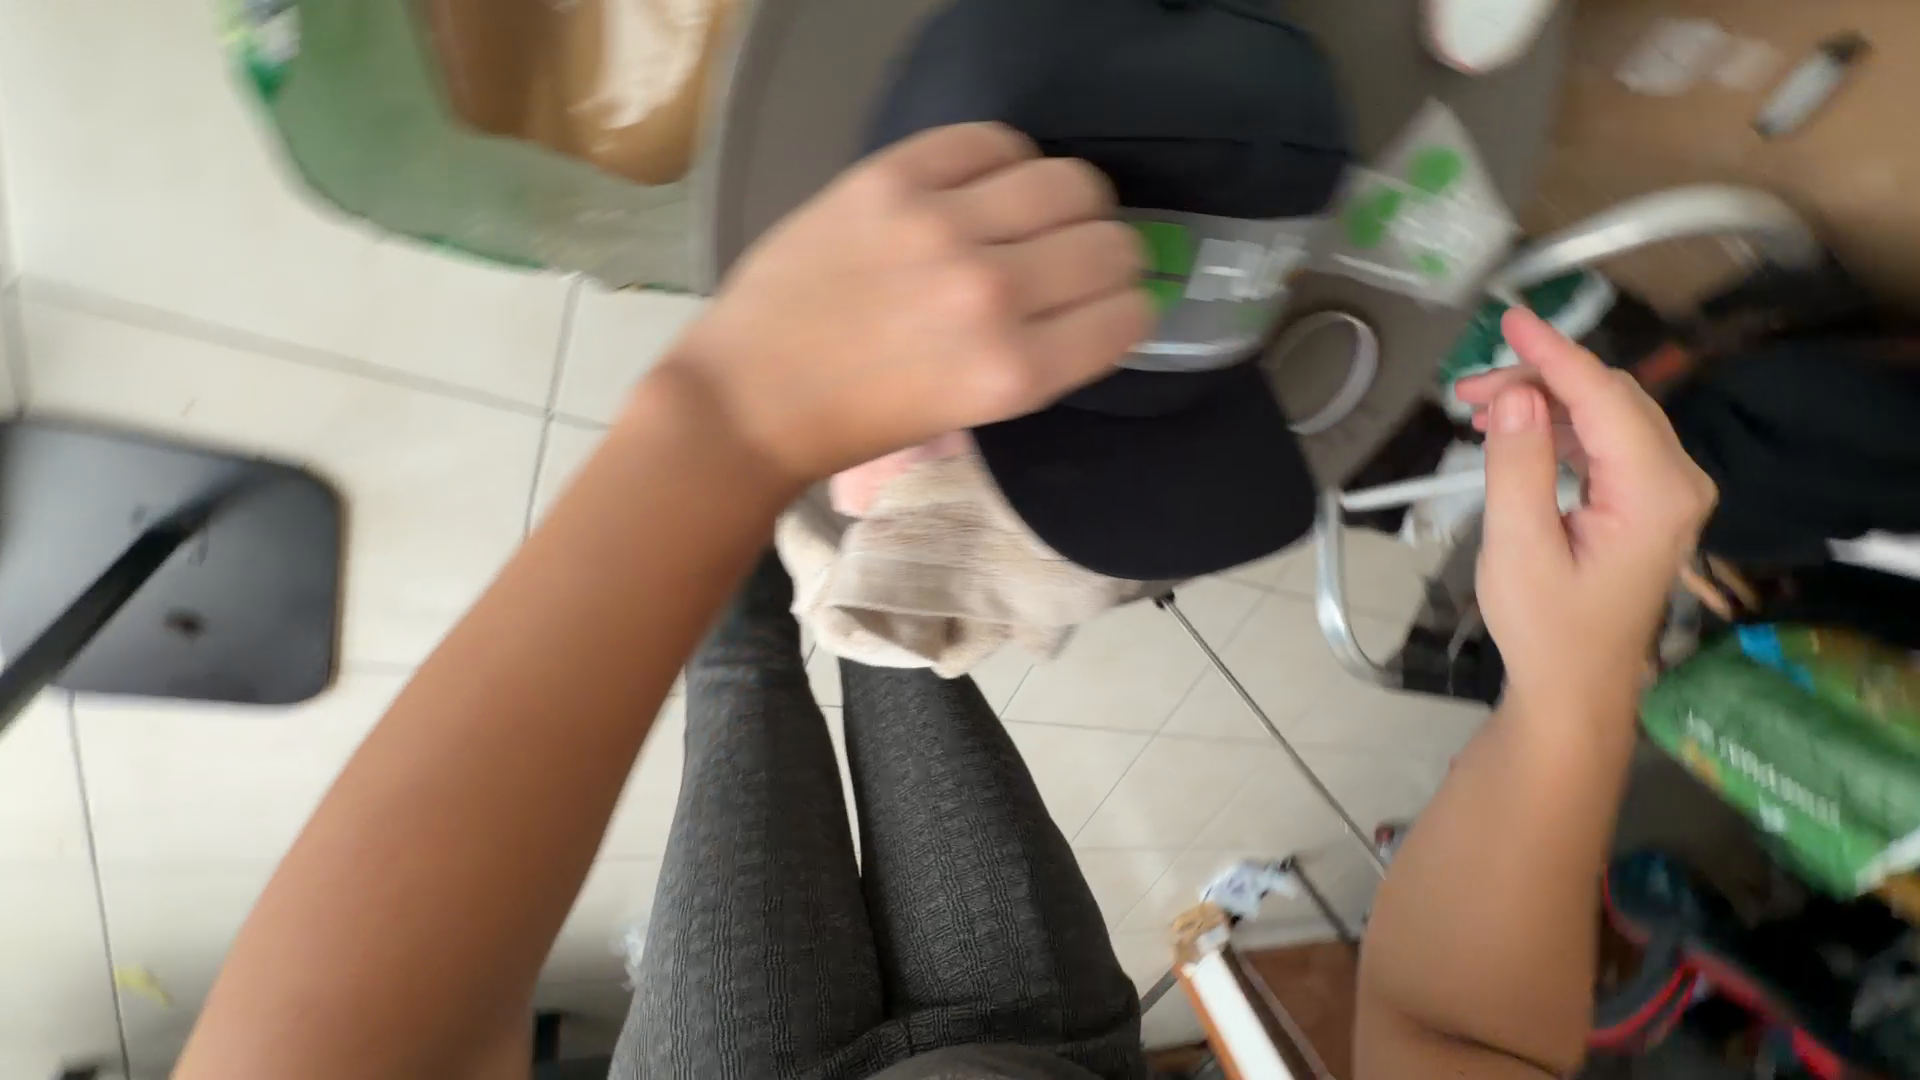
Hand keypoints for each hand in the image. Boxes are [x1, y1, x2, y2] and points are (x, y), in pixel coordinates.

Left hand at [658, 122, 1152, 486]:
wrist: (752, 397)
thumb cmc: (860, 425)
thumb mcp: (968, 418)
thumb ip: (1036, 363)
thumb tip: (1088, 307)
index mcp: (1013, 374)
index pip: (1128, 315)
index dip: (1130, 310)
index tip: (1112, 307)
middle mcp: (992, 295)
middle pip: (1111, 243)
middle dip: (1113, 257)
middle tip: (1081, 263)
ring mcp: (939, 227)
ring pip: (1068, 181)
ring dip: (1073, 204)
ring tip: (1040, 219)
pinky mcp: (890, 178)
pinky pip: (992, 139)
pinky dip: (1007, 161)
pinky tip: (988, 188)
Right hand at [1456, 309, 1715, 710]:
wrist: (1572, 680)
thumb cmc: (1544, 623)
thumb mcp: (1517, 545)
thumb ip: (1518, 467)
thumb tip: (1512, 398)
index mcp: (1655, 491)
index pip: (1604, 399)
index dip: (1555, 355)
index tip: (1511, 321)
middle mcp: (1674, 480)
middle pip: (1608, 399)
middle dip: (1537, 380)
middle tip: (1463, 390)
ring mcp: (1663, 490)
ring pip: (1604, 416)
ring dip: (1541, 403)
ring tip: (1475, 410)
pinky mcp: (1643, 501)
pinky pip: (1601, 442)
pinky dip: (1554, 428)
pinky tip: (1513, 435)